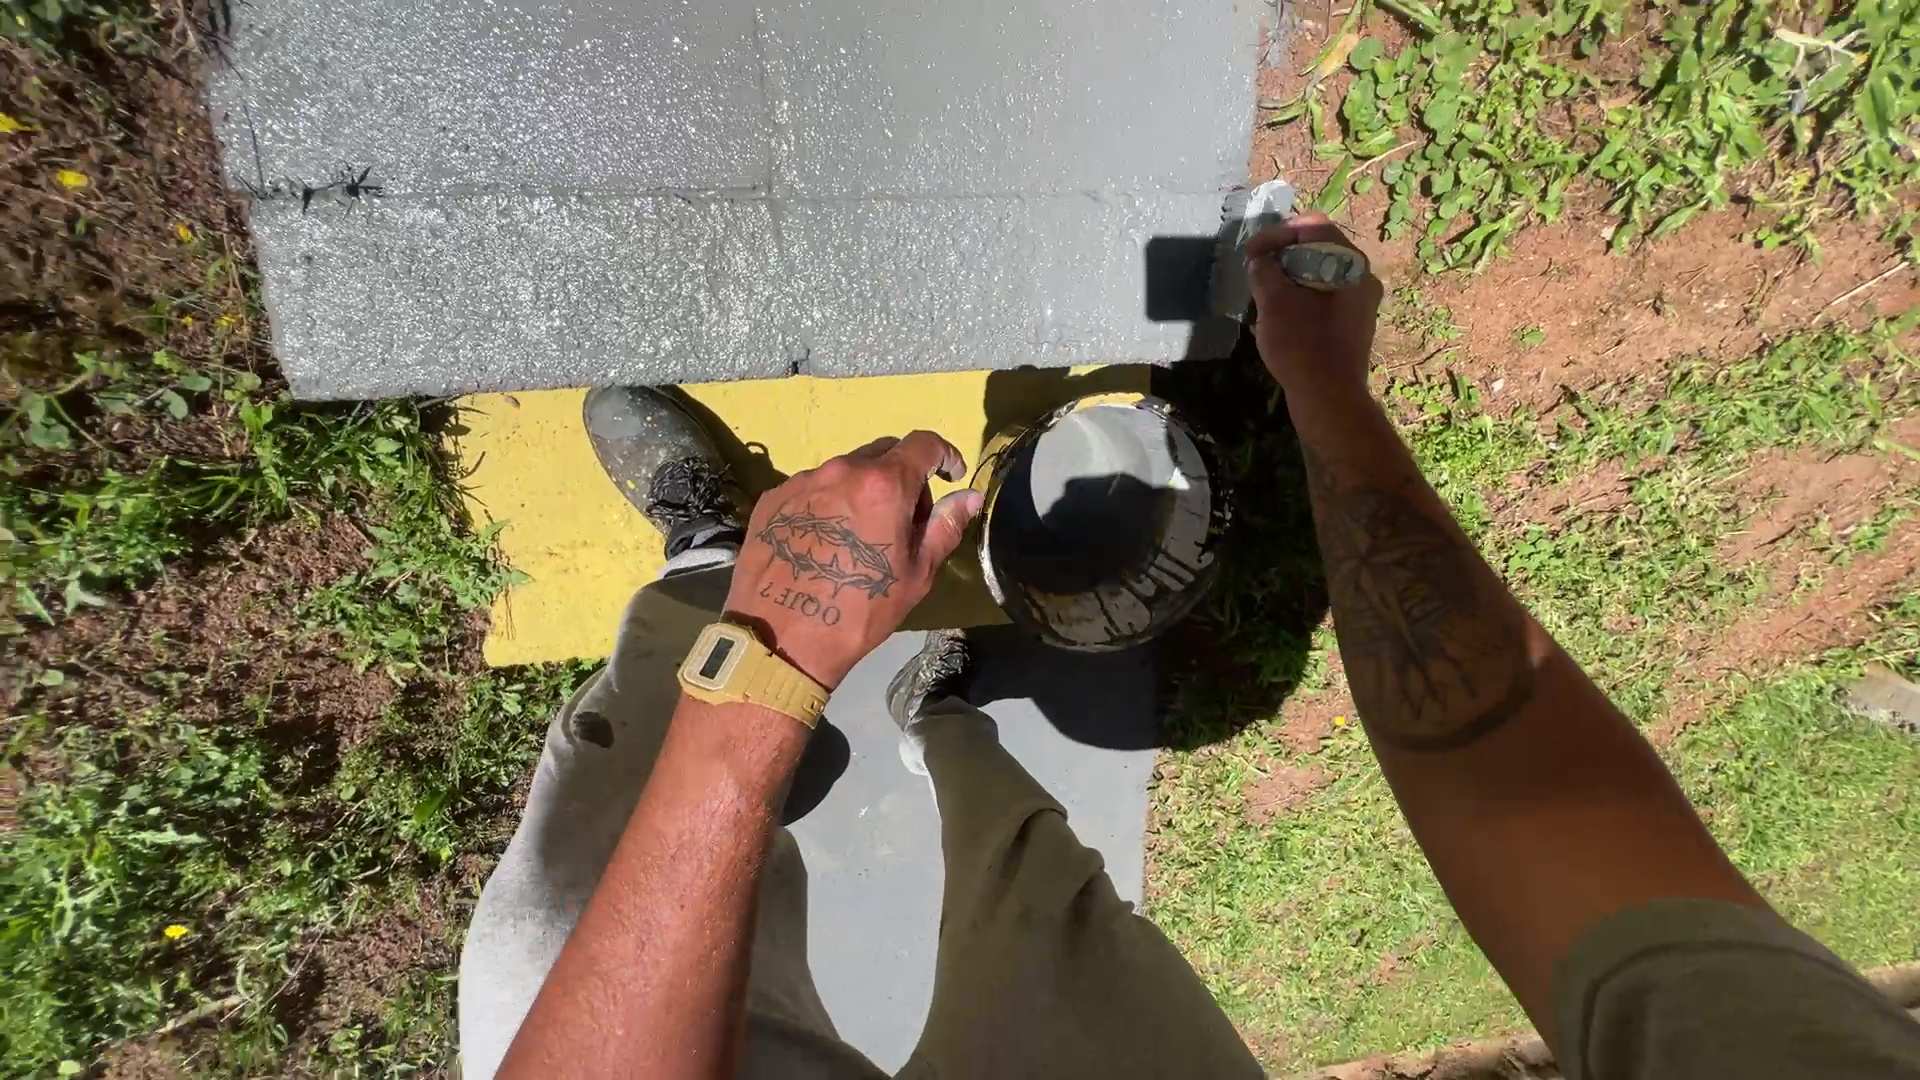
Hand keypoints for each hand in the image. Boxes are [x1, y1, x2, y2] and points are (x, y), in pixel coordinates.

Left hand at [724, 431, 984, 688]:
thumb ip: (945, 527)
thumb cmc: (861, 611)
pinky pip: (813, 487)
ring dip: (864, 490)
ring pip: (846, 470)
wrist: (781, 638)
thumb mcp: (916, 574)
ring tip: (860, 536)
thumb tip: (970, 496)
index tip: (951, 475)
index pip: (924, 444)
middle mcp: (841, 470)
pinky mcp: (773, 498)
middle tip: (905, 520)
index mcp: (884, 485)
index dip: (945, 455)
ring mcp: (802, 481)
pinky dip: (830, 503)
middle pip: (884, 453)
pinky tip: (825, 542)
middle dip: (904, 477)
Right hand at [1246, 210, 1384, 401]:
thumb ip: (1264, 273)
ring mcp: (1359, 304)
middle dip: (1280, 259)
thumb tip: (1260, 262)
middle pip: (1317, 251)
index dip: (1276, 233)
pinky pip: (1321, 301)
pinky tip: (1275, 322)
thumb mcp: (1274, 304)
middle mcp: (1361, 278)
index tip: (1249, 253)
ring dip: (1286, 283)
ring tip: (1260, 300)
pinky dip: (1297, 302)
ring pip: (1318, 278)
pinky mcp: (1351, 326)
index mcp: (1349, 264)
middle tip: (1254, 274)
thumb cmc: (1302, 345)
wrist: (1328, 397)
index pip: (1313, 227)